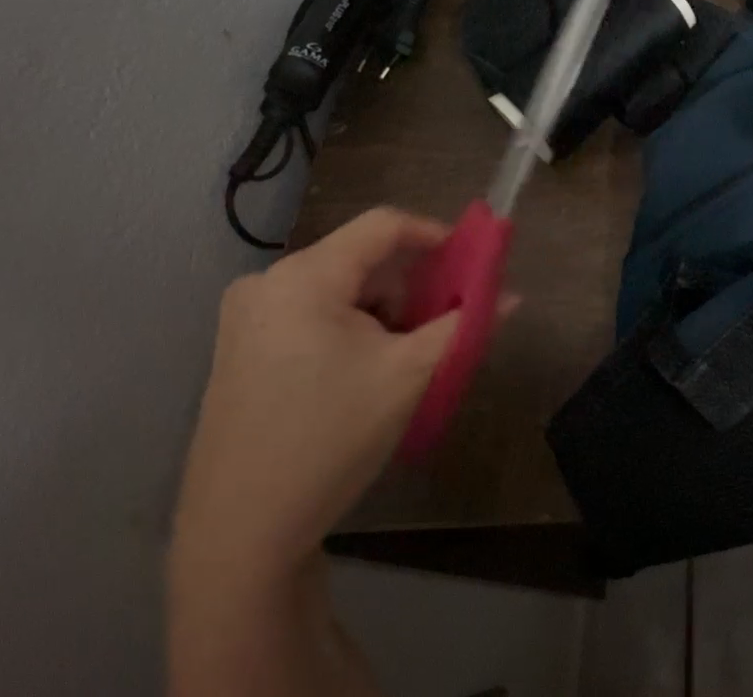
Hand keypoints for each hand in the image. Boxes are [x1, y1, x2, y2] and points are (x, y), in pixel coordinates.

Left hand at [171, 208, 456, 583]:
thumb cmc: (332, 437)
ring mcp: (246, 317)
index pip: (383, 226)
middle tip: (445, 325)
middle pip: (361, 259)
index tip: (473, 266)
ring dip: (384, 312)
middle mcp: (266, 283)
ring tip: (406, 361)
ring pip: (339, 290)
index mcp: (304, 277)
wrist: (243, 527)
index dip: (436, 236)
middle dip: (412, 286)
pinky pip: (312, 315)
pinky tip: (365, 374)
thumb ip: (465, 324)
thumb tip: (512, 297)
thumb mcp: (410, 375)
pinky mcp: (240, 349)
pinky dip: (351, 330)